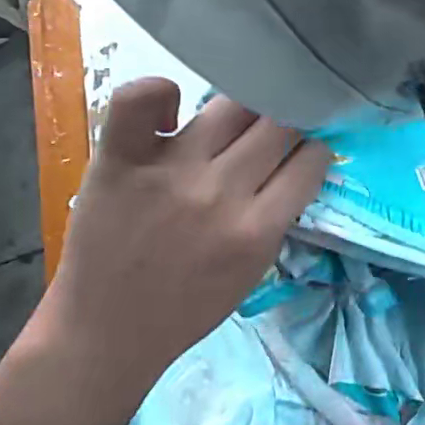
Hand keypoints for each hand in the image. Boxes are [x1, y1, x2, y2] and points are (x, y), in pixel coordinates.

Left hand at [39, 78, 329, 383]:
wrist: (108, 331)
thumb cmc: (189, 307)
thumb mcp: (256, 269)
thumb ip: (279, 215)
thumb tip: (297, 164)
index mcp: (257, 228)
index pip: (310, 161)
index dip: (315, 150)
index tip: (307, 151)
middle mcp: (220, 192)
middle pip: (279, 124)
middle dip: (290, 122)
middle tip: (278, 129)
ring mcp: (169, 171)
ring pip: (230, 106)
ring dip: (246, 107)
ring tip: (237, 118)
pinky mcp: (120, 160)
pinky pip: (139, 101)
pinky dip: (159, 93)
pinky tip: (171, 106)